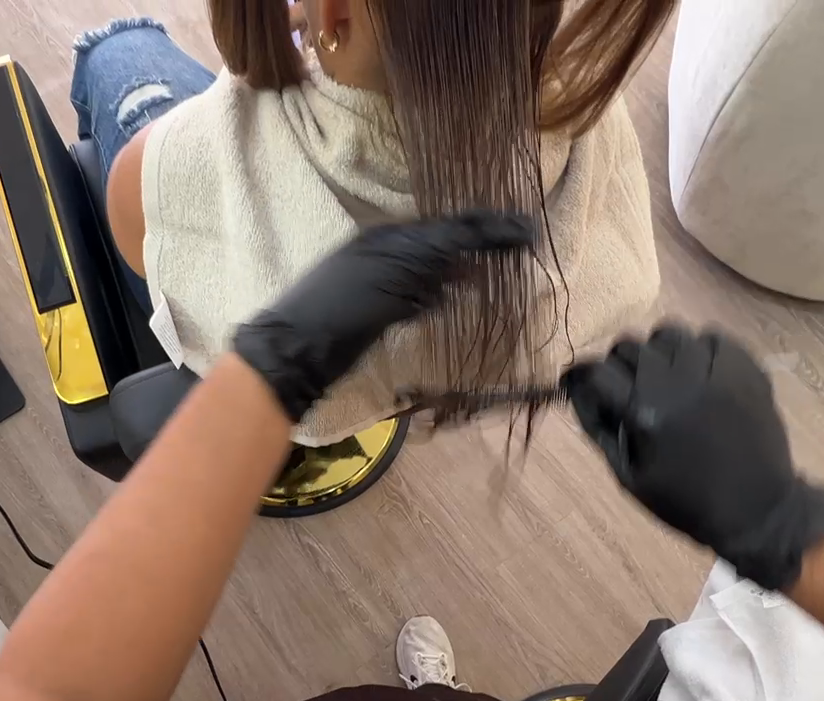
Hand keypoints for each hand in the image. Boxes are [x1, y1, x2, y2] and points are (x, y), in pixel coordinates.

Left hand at [231, 211, 533, 421]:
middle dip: (482, 243)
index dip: (492, 229)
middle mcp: (386, 252)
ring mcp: (378, 280)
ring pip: (432, 267)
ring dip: (464, 266)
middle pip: (443, 242)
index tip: (528, 233)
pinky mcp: (373, 309)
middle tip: (520, 245)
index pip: (452, 226)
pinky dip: (440, 291)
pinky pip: (416, 293)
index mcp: (391, 237)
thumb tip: (464, 268)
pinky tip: (454, 297)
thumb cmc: (338, 313)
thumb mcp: (390, 282)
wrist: (294, 352)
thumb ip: (430, 268)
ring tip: (496, 270)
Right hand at [561, 323, 823, 589]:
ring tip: (660, 371)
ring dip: (656, 350)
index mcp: (645, 415)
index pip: (597, 373)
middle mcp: (678, 386)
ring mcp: (716, 375)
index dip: (579, 375)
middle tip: (621, 382)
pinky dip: (698, 348)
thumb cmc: (683, 501)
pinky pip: (715, 338)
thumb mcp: (628, 476)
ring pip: (671, 333)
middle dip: (616, 362)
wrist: (755, 511)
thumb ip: (600, 431)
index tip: (576, 382)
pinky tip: (696, 369)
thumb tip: (579, 395)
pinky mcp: (747, 373)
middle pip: (631, 346)